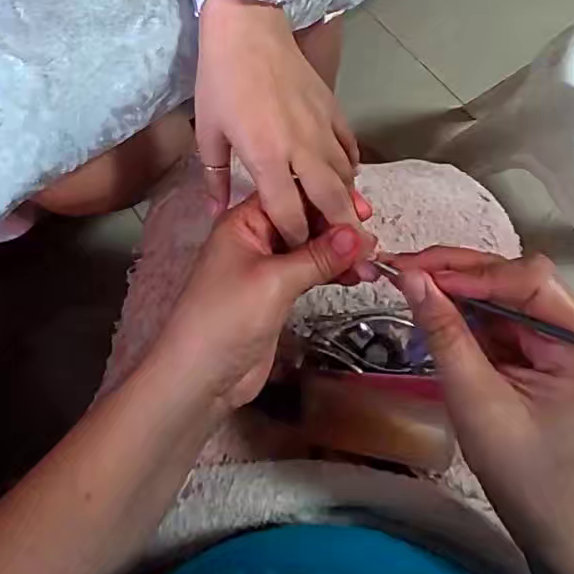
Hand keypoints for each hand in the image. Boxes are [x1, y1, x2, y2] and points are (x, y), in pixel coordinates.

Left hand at [148, 193, 373, 411]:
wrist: (199, 378)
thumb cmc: (226, 319)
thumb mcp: (274, 282)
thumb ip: (317, 256)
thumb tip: (360, 234)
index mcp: (244, 221)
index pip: (290, 195)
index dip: (326, 198)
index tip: (363, 210)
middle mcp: (255, 237)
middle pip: (303, 220)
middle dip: (338, 227)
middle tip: (374, 239)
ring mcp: (266, 266)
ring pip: (310, 247)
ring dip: (340, 253)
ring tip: (372, 262)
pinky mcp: (277, 292)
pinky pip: (310, 272)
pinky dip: (332, 272)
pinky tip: (356, 276)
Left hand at [195, 0, 359, 244]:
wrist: (247, 27)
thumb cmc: (221, 79)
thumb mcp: (207, 131)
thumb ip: (213, 176)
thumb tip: (216, 211)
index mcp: (267, 158)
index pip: (290, 214)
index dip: (297, 240)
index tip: (298, 253)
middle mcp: (302, 149)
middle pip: (330, 201)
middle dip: (338, 231)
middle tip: (344, 250)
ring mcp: (323, 128)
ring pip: (346, 176)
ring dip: (347, 201)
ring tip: (345, 219)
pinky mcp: (334, 108)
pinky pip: (351, 147)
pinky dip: (352, 167)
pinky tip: (347, 177)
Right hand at [387, 248, 573, 551]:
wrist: (543, 516)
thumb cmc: (518, 466)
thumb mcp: (475, 400)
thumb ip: (445, 334)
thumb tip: (410, 276)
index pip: (531, 281)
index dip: (477, 272)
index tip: (425, 274)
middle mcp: (569, 331)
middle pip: (513, 276)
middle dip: (458, 269)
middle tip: (405, 267)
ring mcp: (547, 336)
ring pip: (497, 287)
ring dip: (452, 281)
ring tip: (408, 278)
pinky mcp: (525, 344)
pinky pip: (490, 309)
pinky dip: (456, 303)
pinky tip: (429, 301)